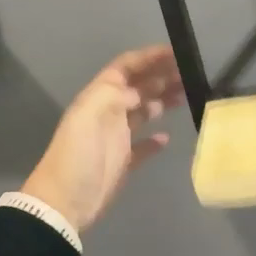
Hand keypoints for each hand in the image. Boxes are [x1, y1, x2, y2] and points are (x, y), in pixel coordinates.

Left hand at [21, 45, 184, 232]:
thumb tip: (139, 90)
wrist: (64, 202)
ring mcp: (116, 137)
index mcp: (99, 97)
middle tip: (190, 73)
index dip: (149, 57)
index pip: (126, 67)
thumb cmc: (77, 154)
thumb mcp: (89, 114)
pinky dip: (155, 139)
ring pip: (143, 111)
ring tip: (186, 96)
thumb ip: (113, 93)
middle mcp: (108, 112)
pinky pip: (143, 145)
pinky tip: (168, 137)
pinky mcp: (124, 162)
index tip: (175, 52)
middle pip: (138, 86)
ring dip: (162, 101)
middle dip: (161, 76)